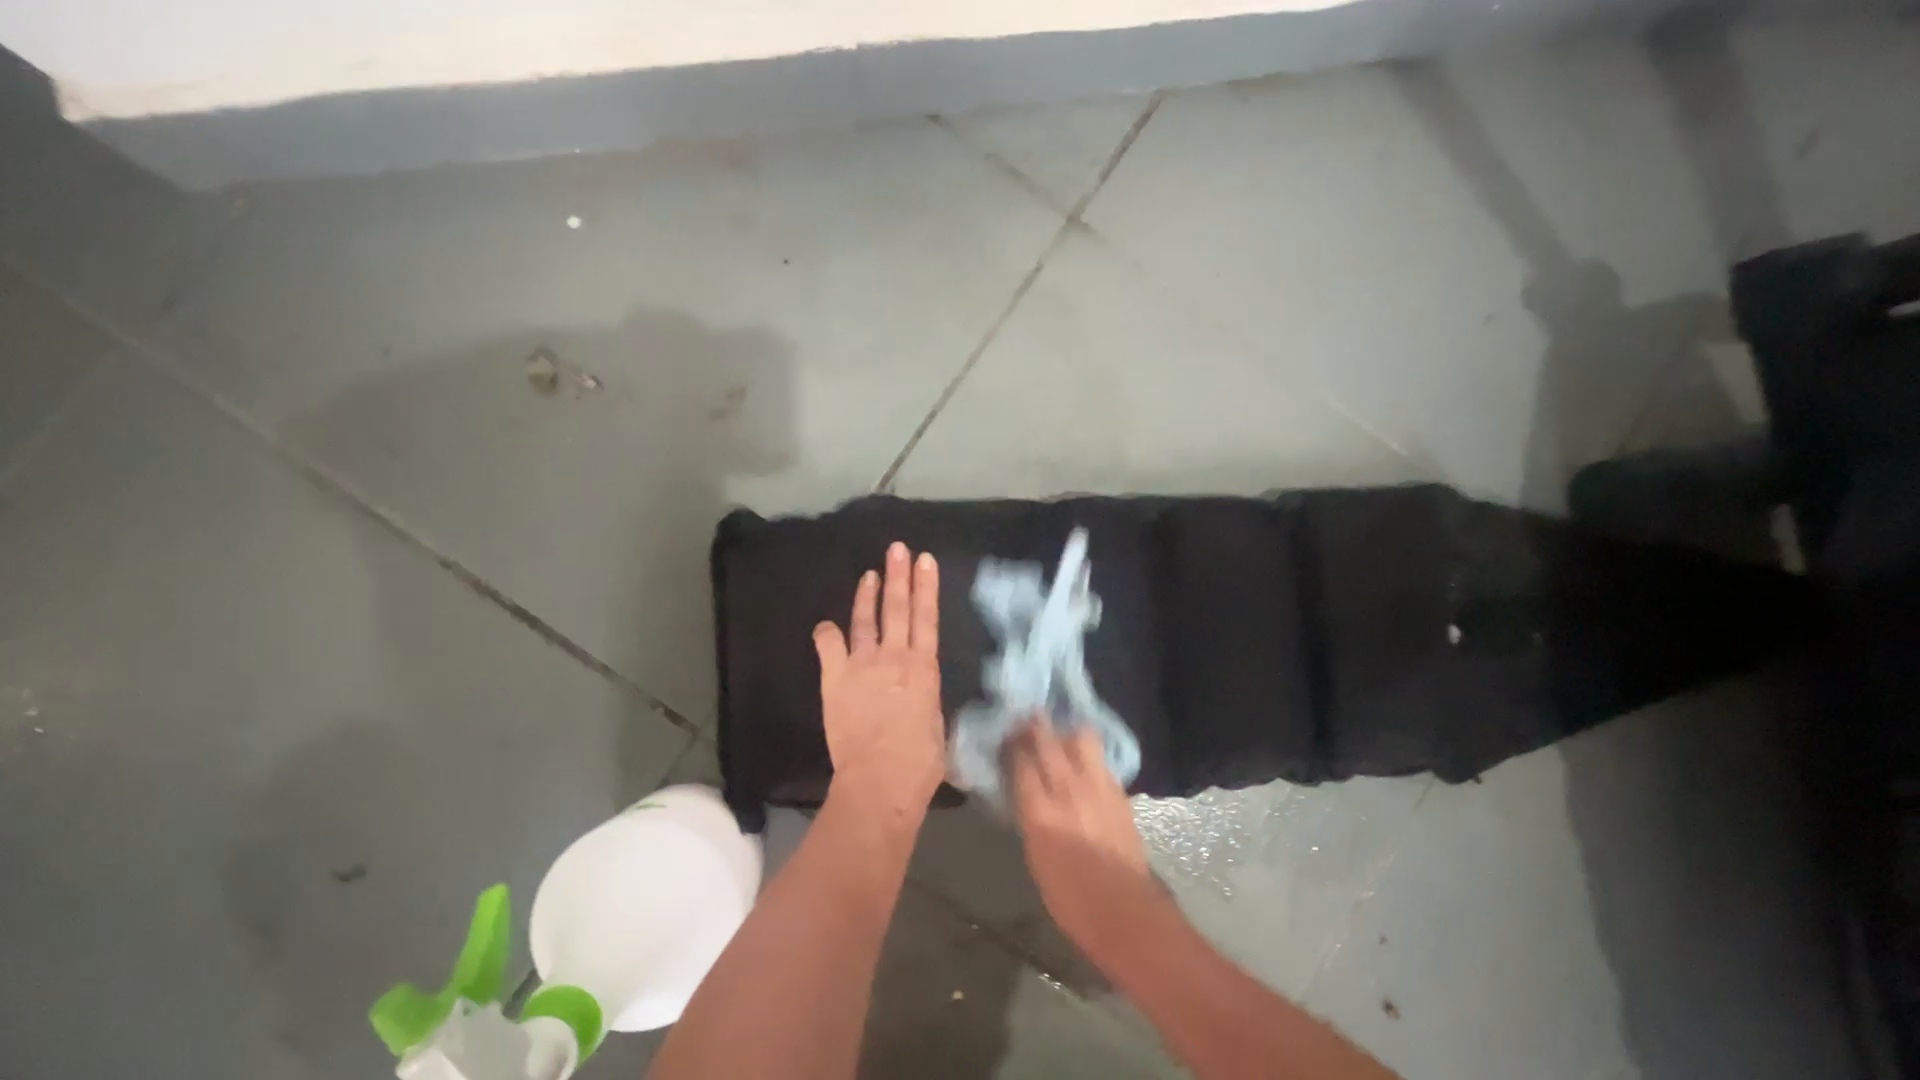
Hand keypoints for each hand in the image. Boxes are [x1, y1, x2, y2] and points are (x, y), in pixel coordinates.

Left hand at [813, 542, 945, 817]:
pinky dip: (827, 635)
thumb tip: (922, 700)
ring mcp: (862, 666)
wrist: (880, 780)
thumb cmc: (920, 762)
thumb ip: (928, 704)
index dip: (926, 587)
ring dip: (867, 595)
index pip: (927, 618)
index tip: (925, 561)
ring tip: (870, 573)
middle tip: (897, 549)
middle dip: (898, 576)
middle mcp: (894, 657)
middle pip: (897, 608)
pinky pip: (829, 648)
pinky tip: (826, 626)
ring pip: (865, 621)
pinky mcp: (836, 680)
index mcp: (924, 668)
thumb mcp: (938, 728)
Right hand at [1007, 718, 1165, 953]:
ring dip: (1066, 731)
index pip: (1021, 761)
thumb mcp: (1036, 858)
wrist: (1126, 913)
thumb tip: (1024, 793)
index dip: (1011, 743)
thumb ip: (1030, 817)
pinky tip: (1082, 758)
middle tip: (1026, 718)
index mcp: (1041, 812)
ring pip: (1081, 738)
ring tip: (1058, 733)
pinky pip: (1100, 758)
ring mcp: (1099, 787)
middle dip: (1035, 725)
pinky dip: (1087, 751)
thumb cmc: (1071, 899)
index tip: (1004, 732)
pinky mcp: (1120, 793)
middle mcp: (1069, 790)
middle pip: (1049, 740)